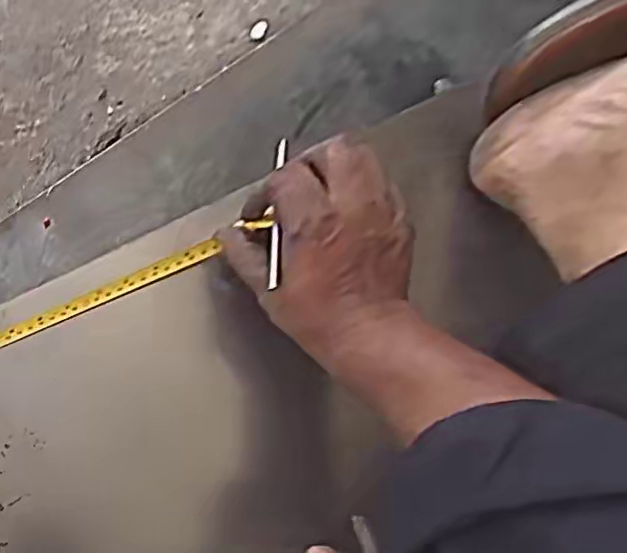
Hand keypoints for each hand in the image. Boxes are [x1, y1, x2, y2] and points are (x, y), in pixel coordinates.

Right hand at [217, 136, 414, 360]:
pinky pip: (379, 179)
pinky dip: (356, 185)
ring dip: (333, 167)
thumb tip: (228, 235)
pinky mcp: (398, 214)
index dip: (264, 191)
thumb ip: (244, 254)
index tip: (257, 212)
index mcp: (313, 223)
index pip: (286, 177)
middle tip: (289, 188)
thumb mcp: (267, 289)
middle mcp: (351, 205)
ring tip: (316, 194)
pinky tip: (341, 211)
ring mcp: (380, 206)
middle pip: (331, 149)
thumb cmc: (314, 316)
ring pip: (361, 155)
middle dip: (304, 164)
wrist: (364, 329)